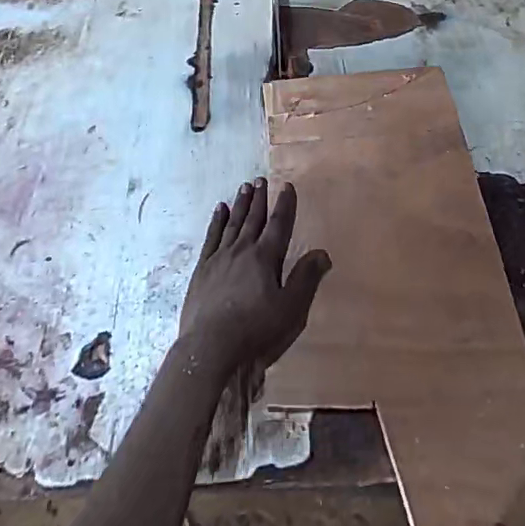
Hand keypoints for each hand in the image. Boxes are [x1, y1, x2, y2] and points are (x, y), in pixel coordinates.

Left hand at [177, 178, 331, 373]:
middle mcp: (241, 251)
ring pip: (232, 224)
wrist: (210, 346)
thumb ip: (306, 278)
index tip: (287, 187)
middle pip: (253, 219)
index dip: (285, 205)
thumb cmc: (256, 329)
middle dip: (260, 199)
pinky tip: (219, 211)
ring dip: (240, 205)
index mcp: (265, 258)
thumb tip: (322, 252)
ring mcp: (219, 258)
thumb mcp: (290, 308)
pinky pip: (211, 237)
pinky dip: (217, 222)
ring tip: (244, 188)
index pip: (278, 225)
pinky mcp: (202, 269)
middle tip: (261, 180)